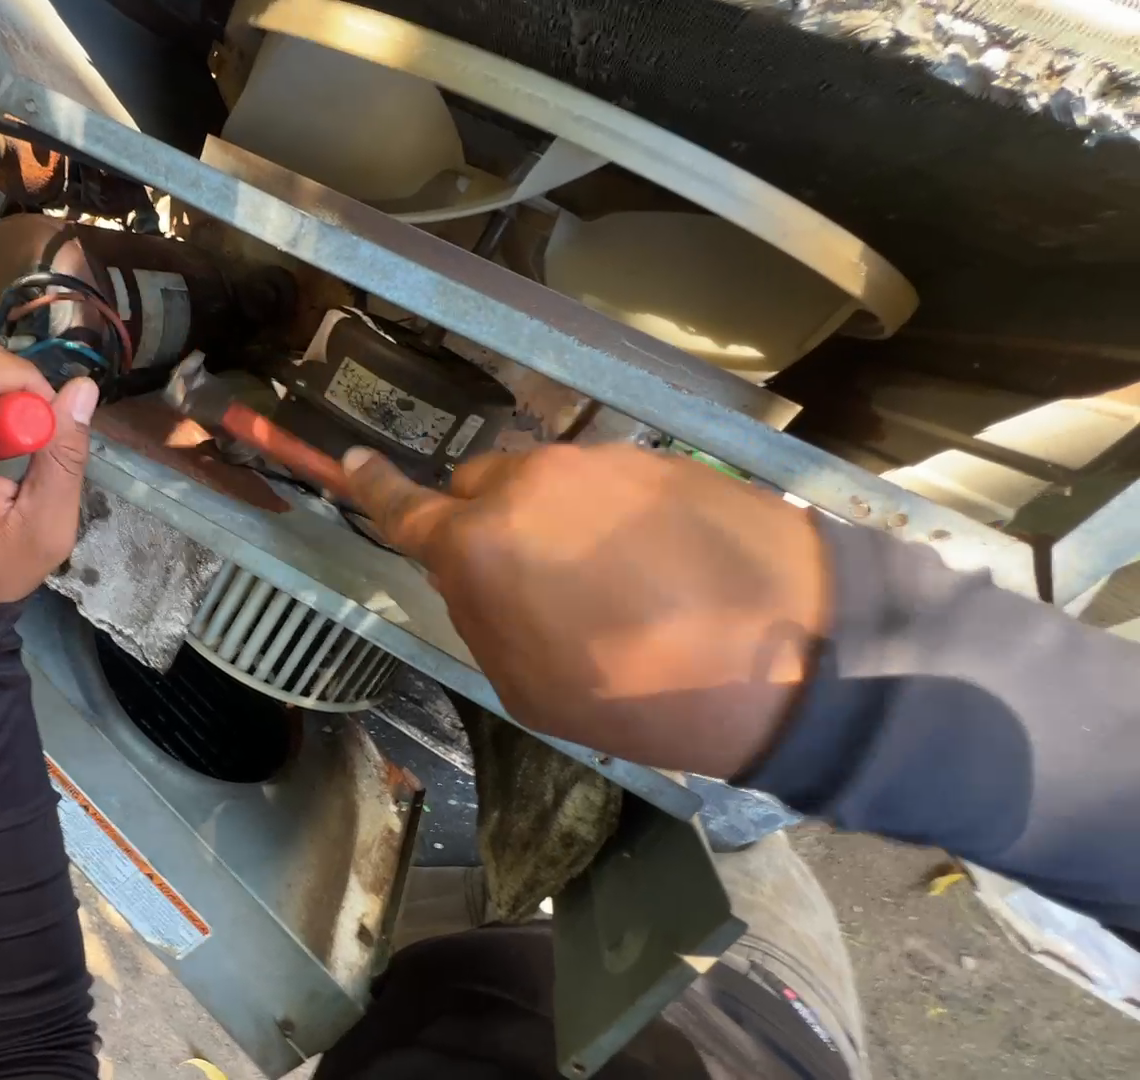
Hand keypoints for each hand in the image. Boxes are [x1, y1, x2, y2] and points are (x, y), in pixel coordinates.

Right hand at [343, 443, 829, 777]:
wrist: (800, 658)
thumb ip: (478, 617)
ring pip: (537, 480)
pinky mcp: (654, 459)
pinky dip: (599, 512)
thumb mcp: (524, 686)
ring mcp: (592, 464)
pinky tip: (648, 557)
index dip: (372, 486)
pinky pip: (597, 480)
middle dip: (482, 521)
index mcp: (478, 546)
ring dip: (544, 515)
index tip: (351, 461)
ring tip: (602, 571)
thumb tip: (474, 577)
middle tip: (523, 571)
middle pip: (474, 486)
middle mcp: (524, 487)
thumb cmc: (639, 693)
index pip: (403, 507)